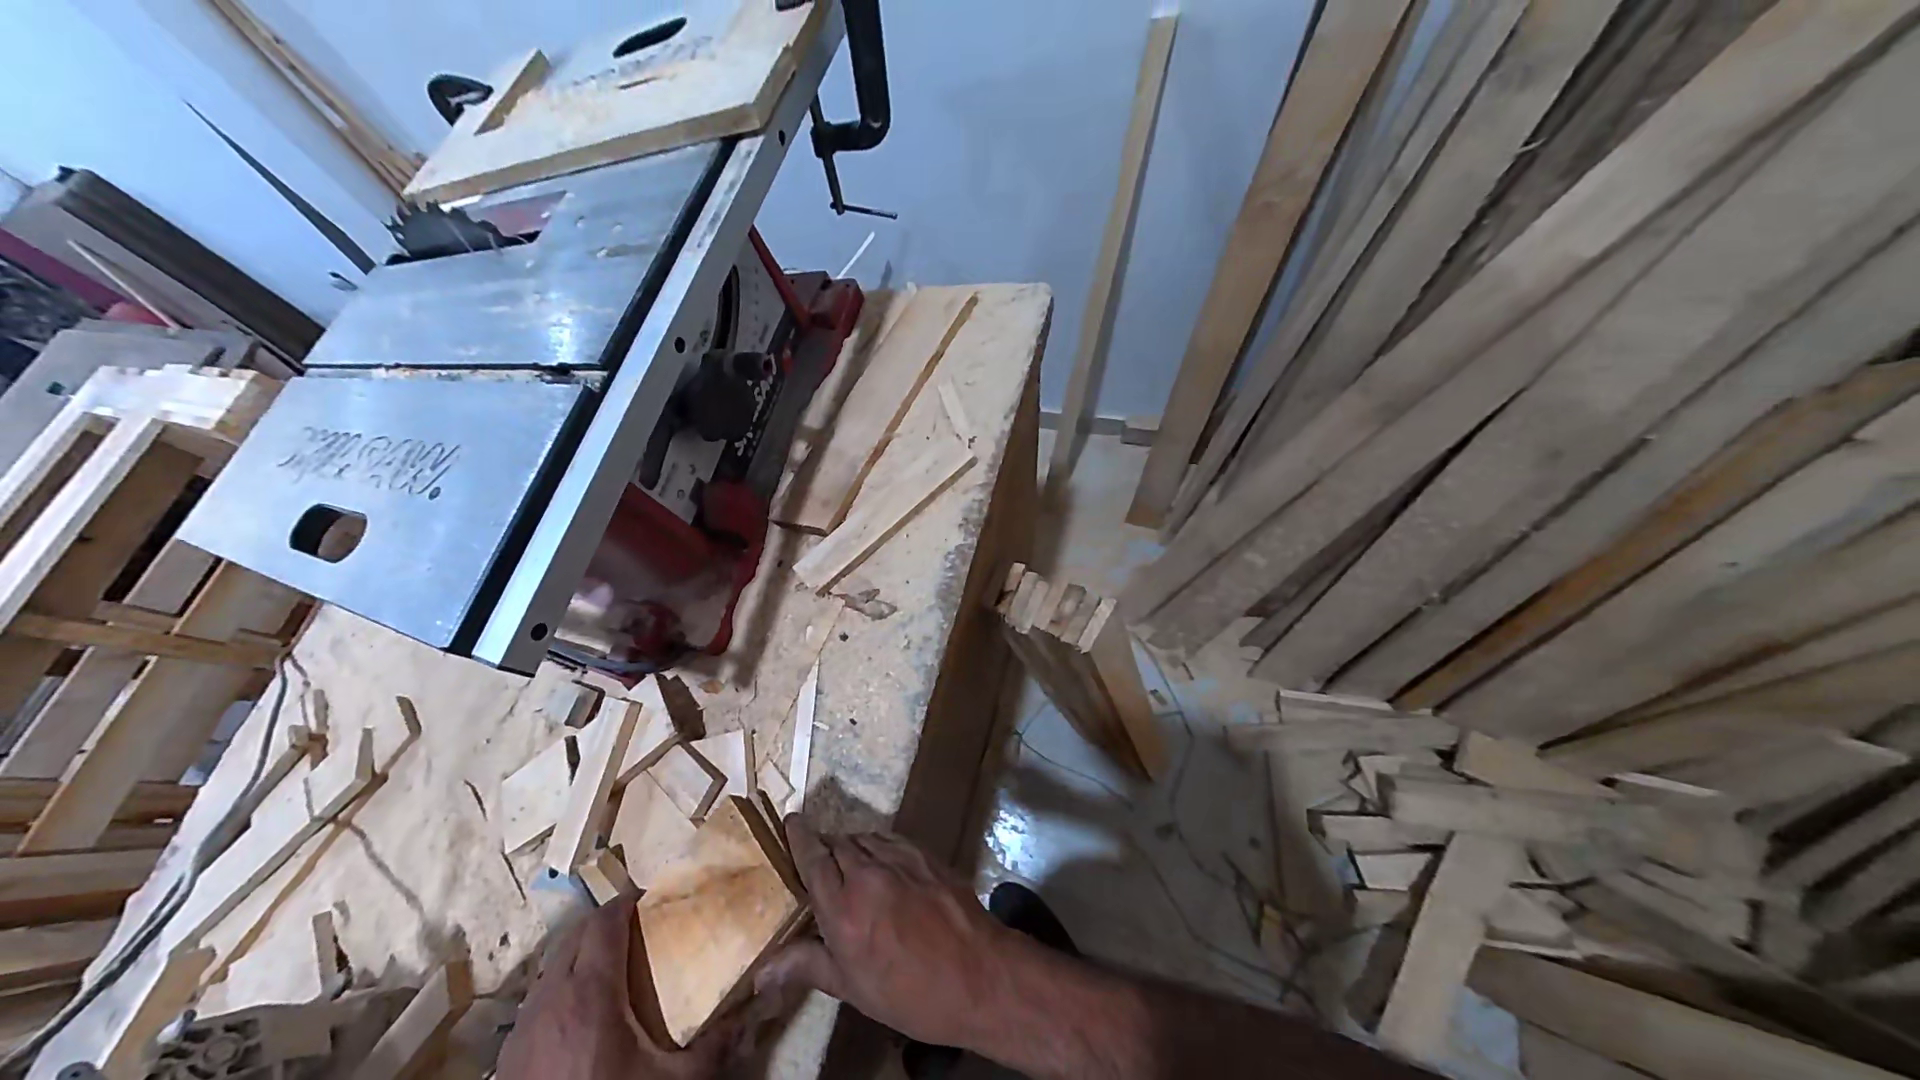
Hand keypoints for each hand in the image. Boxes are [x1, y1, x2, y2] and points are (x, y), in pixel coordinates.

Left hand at [497, 895, 733, 1079]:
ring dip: (581, 952)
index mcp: (591, 992)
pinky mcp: (509, 1055)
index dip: (627, 902)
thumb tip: (751, 1008)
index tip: (652, 899)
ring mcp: (524, 1027)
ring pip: (552, 965)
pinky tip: (581, 1013)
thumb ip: (714, 1043)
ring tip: (612, 965)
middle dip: (605, 921)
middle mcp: (551, 998)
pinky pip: (538, 998)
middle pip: (575, 934)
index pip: (604, 922)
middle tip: (638, 925)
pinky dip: (562, 986)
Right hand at [756, 816, 1031, 1051]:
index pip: (812, 858)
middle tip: (819, 860)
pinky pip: (891, 839)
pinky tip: (882, 863)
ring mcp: (900, 860)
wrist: (977, 974)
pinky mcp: (925, 855)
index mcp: (842, 908)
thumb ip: (807, 965)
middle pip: (837, 843)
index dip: (799, 837)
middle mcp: (867, 875)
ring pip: (864, 838)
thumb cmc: (909, 992)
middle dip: (824, 846)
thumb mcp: (853, 988)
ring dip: (852, 846)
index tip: (791, 820)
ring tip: (850, 864)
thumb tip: (761, 972)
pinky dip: (879, 845)